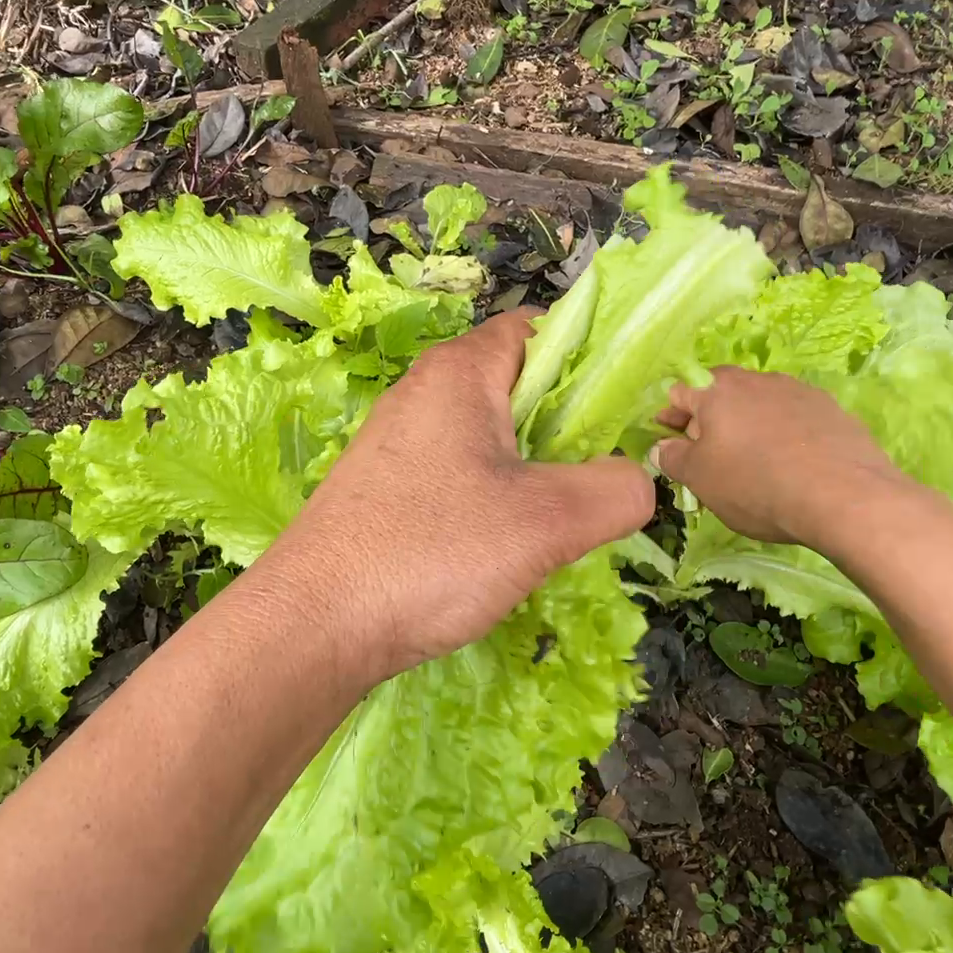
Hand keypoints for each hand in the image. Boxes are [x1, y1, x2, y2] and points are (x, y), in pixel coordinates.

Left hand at [260, 309, 655, 683]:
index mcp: (460, 372)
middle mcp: (425, 392)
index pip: (542, 330)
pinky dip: (494, 494)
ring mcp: (400, 442)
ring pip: (491, 434)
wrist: (313, 623)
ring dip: (533, 466)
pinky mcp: (387, 487)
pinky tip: (504, 543)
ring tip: (558, 516)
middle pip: (519, 384)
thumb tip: (639, 480)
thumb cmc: (431, 551)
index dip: (592, 356)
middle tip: (601, 473)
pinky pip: (460, 472)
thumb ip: (616, 490)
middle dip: (569, 423)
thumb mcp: (547, 521)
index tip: (627, 407)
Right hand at [652, 367, 920, 552]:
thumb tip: (663, 446)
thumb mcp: (700, 480)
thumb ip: (674, 458)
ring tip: (751, 459)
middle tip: (708, 454)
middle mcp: (755, 380)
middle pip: (720, 393)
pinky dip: (782, 433)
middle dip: (709, 419)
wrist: (845, 496)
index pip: (680, 393)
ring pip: (758, 403)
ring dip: (747, 424)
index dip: (669, 417)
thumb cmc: (756, 484)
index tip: (670, 441)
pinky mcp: (830, 409)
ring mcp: (796, 391)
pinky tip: (789, 462)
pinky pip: (792, 416)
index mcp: (715, 391)